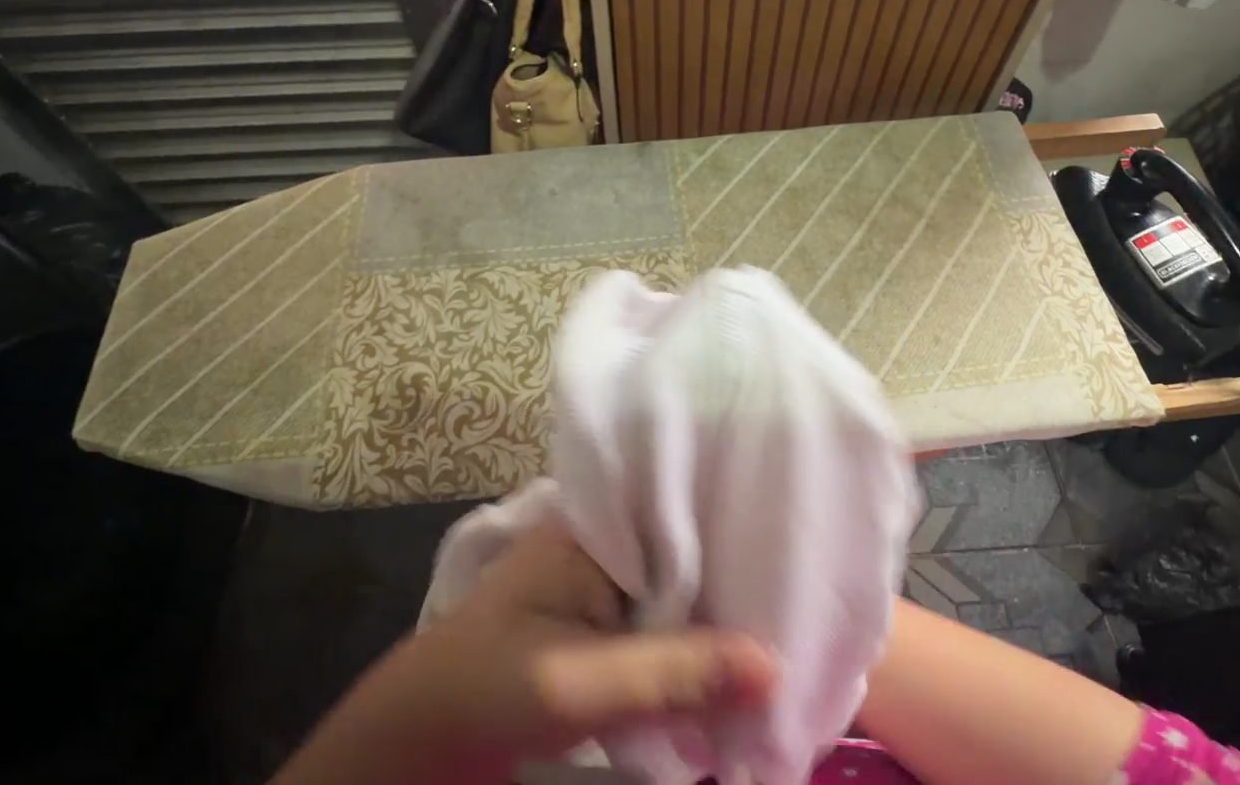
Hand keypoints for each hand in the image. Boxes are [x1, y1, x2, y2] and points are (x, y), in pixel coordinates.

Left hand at [271, 522, 776, 783]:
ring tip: (799, 620)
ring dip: (729, 611)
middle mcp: (607, 540)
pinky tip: (747, 655)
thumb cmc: (485, 691)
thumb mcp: (574, 684)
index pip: (685, 505)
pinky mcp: (610, 619)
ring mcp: (608, 580)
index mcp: (594, 526)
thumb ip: (669, 673)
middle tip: (816, 593)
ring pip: (688, 585)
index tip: (805, 543)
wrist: (422, 734)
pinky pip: (672, 618)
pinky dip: (705, 640)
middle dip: (744, 572)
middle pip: (694, 546)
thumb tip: (776, 666)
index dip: (744, 523)